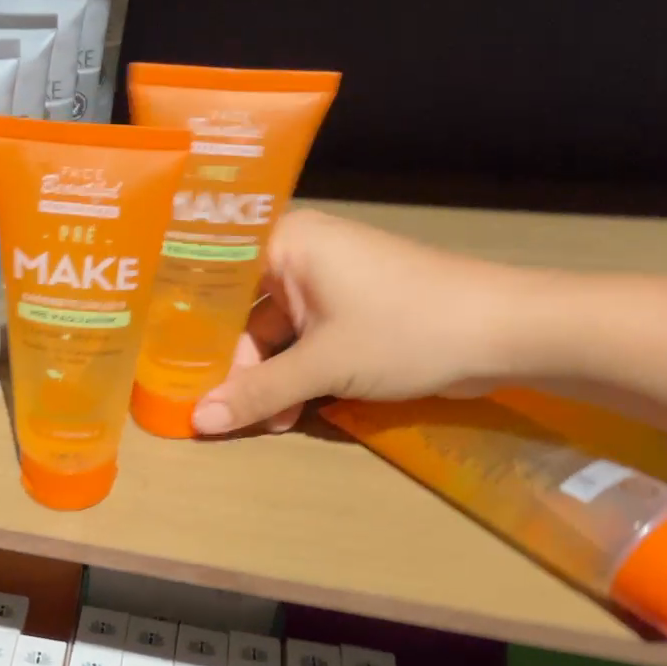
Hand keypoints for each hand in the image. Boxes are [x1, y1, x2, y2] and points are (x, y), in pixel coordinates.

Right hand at [191, 208, 531, 434]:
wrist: (508, 333)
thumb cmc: (408, 328)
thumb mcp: (323, 365)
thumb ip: (257, 393)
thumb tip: (197, 422)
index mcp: (288, 243)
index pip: (214, 272)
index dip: (184, 317)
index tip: (159, 358)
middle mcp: (300, 257)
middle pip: (239, 313)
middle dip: (231, 365)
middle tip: (218, 410)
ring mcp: (325, 288)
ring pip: (268, 336)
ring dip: (264, 380)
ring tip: (267, 421)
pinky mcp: (346, 315)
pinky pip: (298, 345)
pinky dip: (291, 378)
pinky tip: (289, 413)